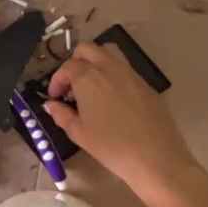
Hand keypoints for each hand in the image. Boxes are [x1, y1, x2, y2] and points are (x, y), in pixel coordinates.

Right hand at [44, 41, 204, 201]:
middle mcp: (108, 68)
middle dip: (74, 62)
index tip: (55, 97)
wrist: (156, 157)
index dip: (57, 81)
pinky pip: (125, 68)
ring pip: (109, 51)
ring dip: (95, 60)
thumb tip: (51, 105)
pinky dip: (113, 73)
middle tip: (72, 85)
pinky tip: (112, 97)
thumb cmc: (111, 146)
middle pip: (87, 49)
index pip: (66, 67)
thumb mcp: (78, 133)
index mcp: (87, 78)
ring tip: (92, 83)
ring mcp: (131, 74)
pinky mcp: (146, 84)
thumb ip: (61, 114)